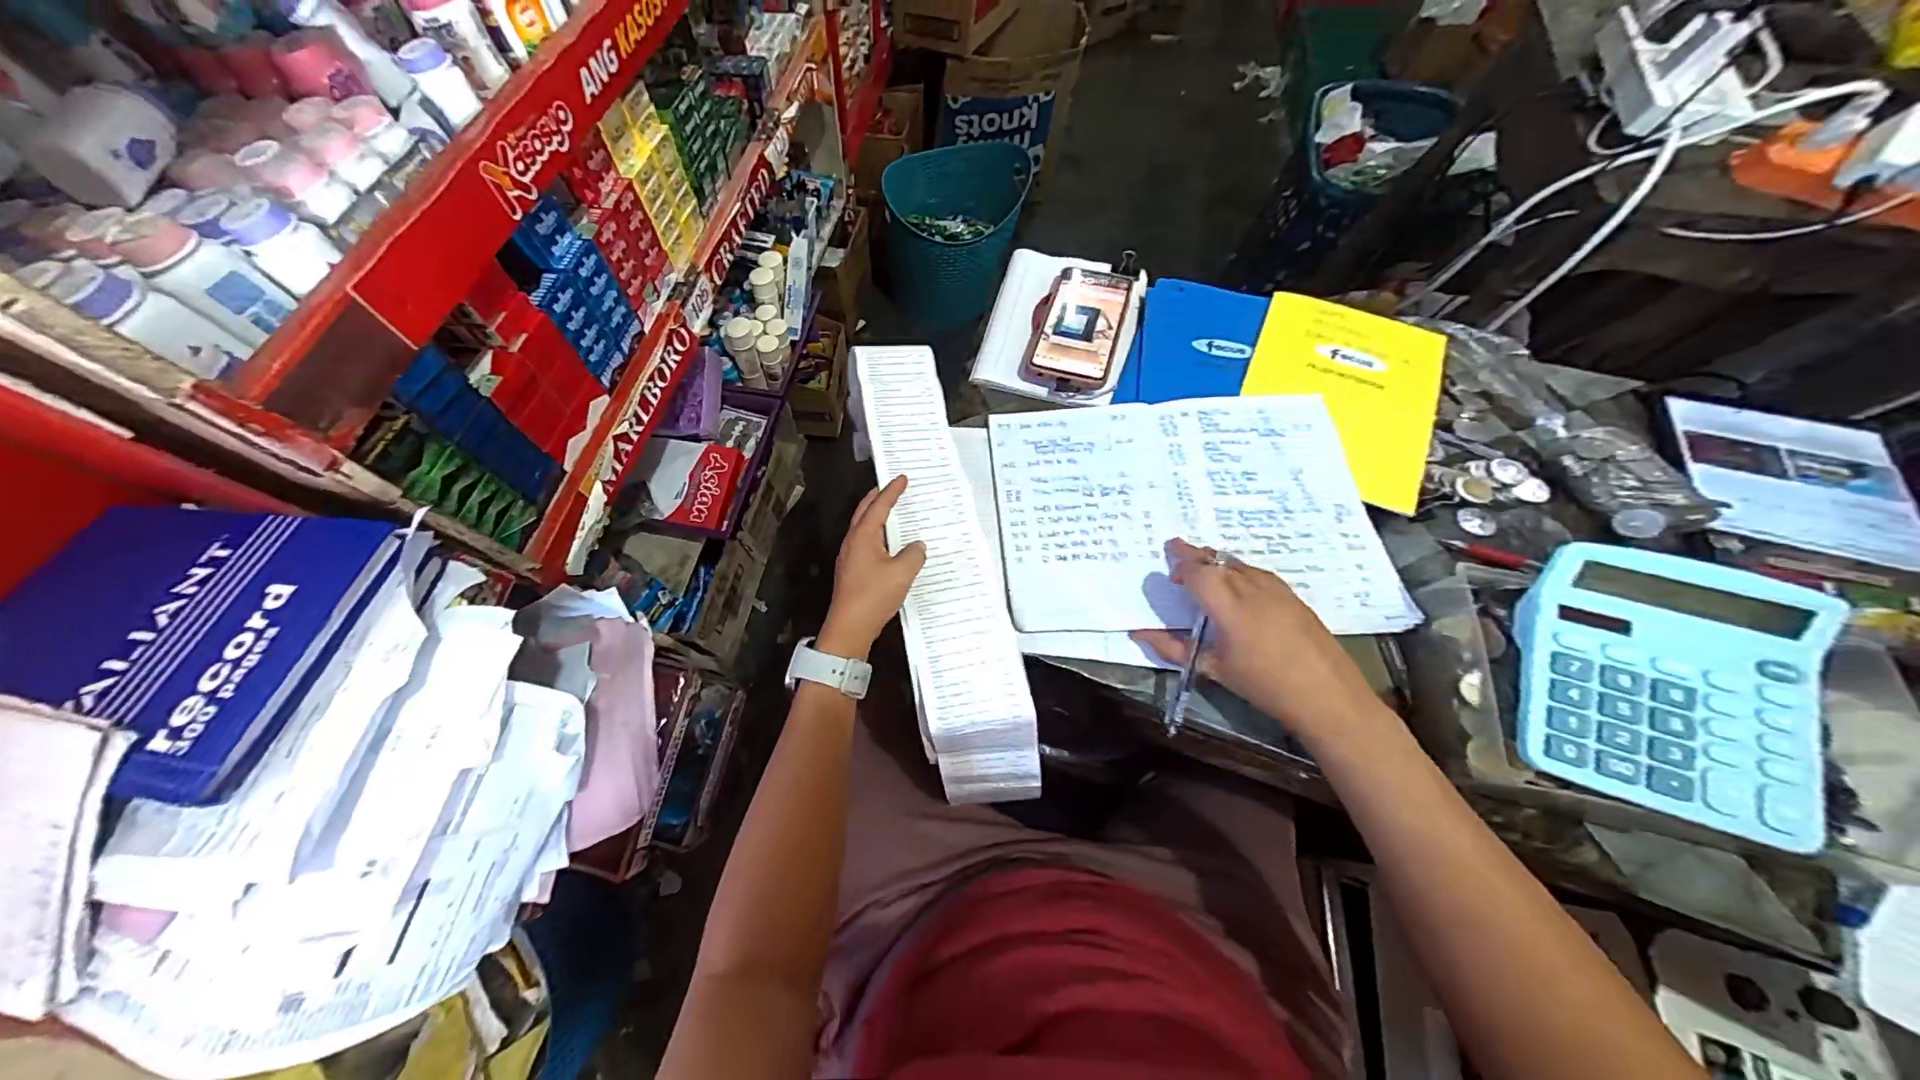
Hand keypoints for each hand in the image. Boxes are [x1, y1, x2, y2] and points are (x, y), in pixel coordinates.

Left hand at [818, 476, 925, 659]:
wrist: (850, 626)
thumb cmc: (874, 595)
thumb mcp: (902, 573)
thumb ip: (913, 555)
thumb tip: (918, 546)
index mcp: (863, 536)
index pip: (879, 506)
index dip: (891, 491)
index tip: (901, 478)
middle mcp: (853, 542)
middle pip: (864, 513)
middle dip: (876, 498)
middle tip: (888, 487)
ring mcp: (849, 557)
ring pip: (862, 528)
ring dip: (875, 517)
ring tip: (889, 511)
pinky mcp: (851, 571)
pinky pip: (865, 544)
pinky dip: (876, 535)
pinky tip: (886, 544)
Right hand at [1133, 539, 1386, 746]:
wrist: (1327, 695)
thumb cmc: (1264, 686)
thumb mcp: (1214, 668)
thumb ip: (1174, 648)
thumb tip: (1139, 634)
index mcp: (1230, 608)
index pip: (1199, 572)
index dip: (1181, 565)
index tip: (1170, 569)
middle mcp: (1253, 590)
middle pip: (1218, 560)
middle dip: (1195, 555)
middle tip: (1176, 549)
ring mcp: (1277, 590)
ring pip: (1239, 563)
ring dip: (1217, 561)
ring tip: (1203, 566)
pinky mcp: (1293, 596)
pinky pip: (1258, 572)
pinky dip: (1239, 571)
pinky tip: (1237, 584)